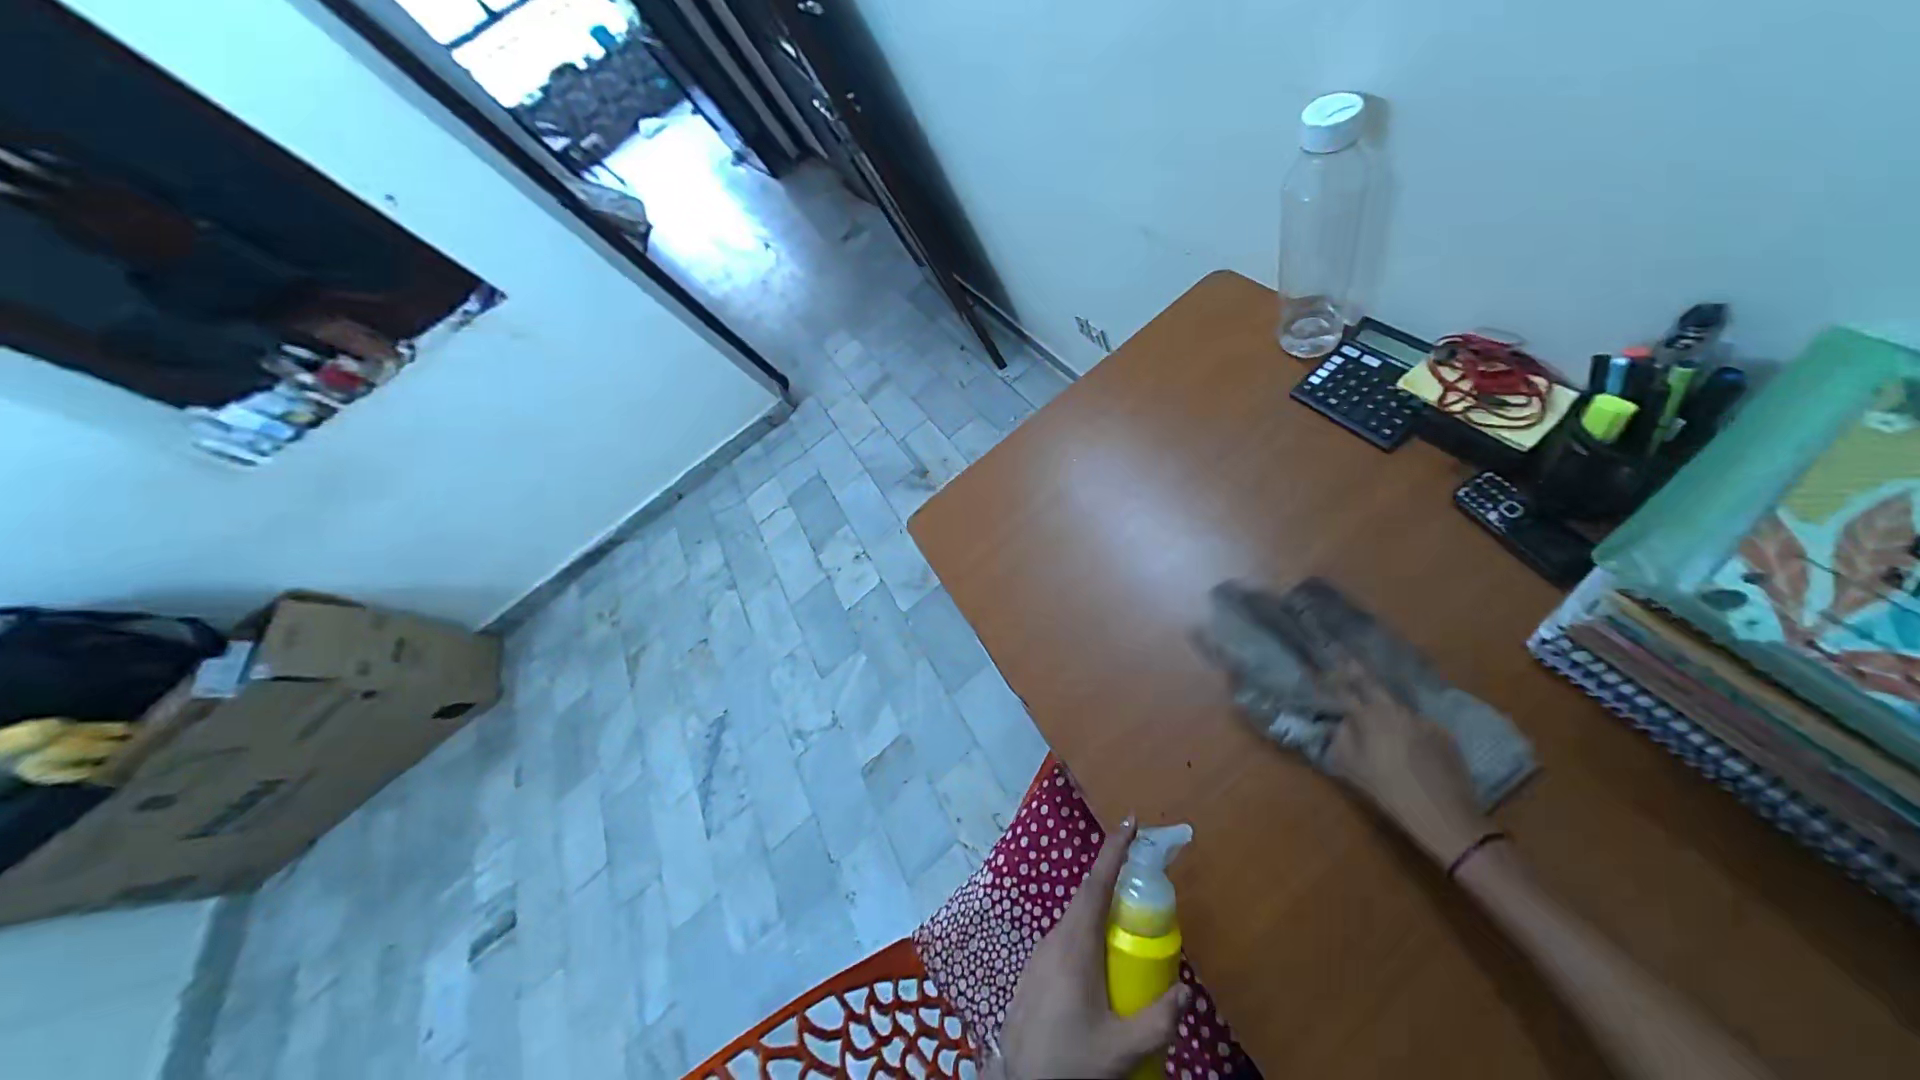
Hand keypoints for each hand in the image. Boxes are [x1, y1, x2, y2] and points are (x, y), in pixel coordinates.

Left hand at [989, 817, 1189, 1079]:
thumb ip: (1159, 1020)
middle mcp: (1054, 939)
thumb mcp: (1121, 1048)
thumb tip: (1186, 991)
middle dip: (1115, 884)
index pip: (1096, 884)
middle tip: (1143, 886)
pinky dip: (1088, 939)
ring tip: (1128, 937)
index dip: (1113, 850)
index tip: (1129, 821)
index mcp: (1075, 944)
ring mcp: (1040, 954)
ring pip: (1076, 922)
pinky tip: (1101, 971)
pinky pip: (1066, 941)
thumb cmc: (1070, 1059)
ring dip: (1102, 918)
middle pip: (1088, 899)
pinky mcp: (1035, 971)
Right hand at [1321, 661, 1492, 866]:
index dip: (1330, 679)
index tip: (1318, 667)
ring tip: (1379, 716)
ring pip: (1397, 707)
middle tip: (1345, 656)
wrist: (1445, 815)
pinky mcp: (1444, 733)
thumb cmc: (1388, 791)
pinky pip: (1418, 724)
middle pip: (1373, 684)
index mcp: (1370, 717)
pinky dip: (1409, 728)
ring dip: (1385, 706)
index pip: (1345, 691)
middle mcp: (1396, 710)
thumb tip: (1344, 722)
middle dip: (1356, 670)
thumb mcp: (1350, 768)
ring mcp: (1424, 720)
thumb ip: (1341, 738)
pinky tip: (1409, 746)